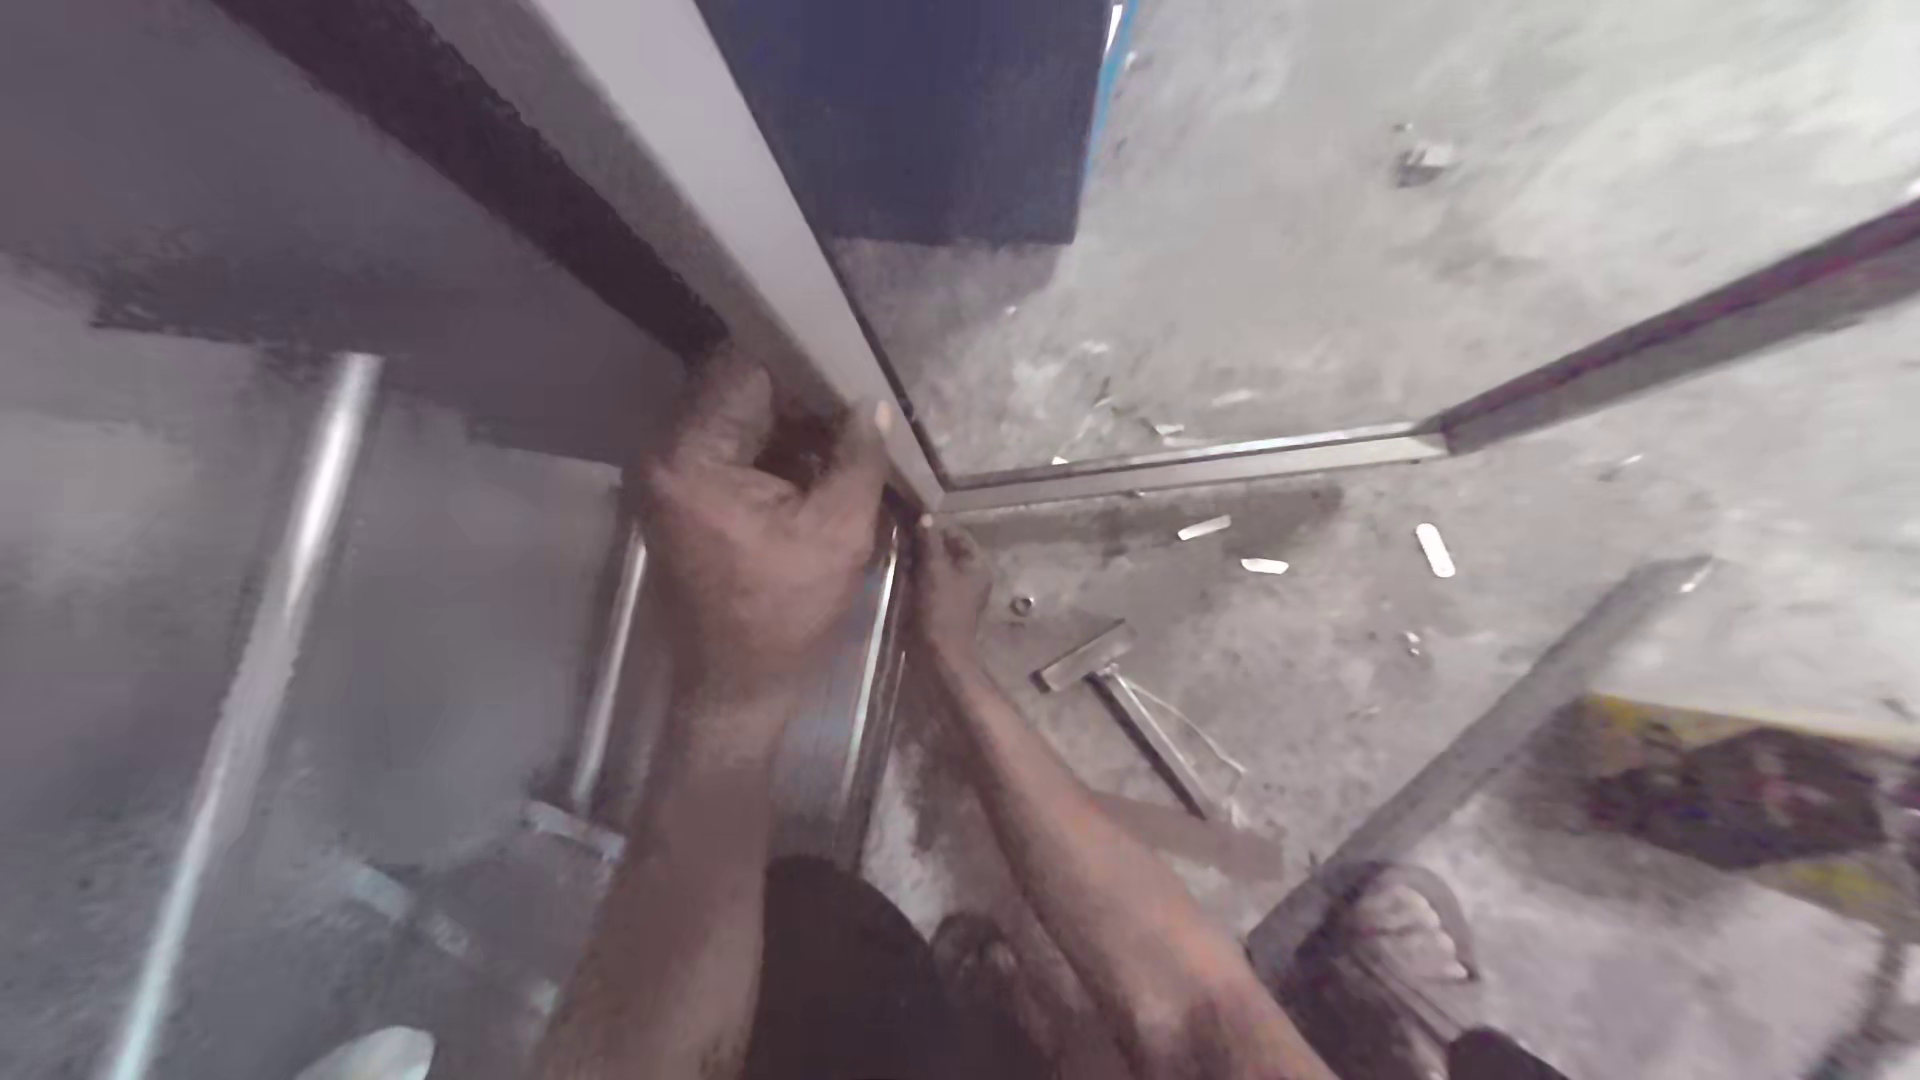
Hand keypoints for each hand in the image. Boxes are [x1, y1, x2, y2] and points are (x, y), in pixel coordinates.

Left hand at [639, 355, 890, 720]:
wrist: (740, 684)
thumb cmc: (787, 615)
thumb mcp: (839, 532)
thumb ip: (858, 458)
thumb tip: (872, 404)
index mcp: (693, 459)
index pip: (745, 372)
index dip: (801, 363)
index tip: (849, 364)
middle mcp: (667, 456)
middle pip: (738, 392)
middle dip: (801, 396)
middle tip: (857, 402)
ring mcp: (673, 477)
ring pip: (740, 420)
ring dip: (794, 425)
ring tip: (848, 432)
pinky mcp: (688, 497)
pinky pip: (737, 451)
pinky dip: (779, 452)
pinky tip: (823, 462)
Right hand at [912, 519, 992, 657]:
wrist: (939, 653)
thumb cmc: (941, 609)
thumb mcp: (935, 570)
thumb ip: (930, 541)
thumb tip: (926, 516)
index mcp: (977, 565)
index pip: (957, 534)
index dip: (936, 526)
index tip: (911, 520)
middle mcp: (970, 575)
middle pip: (946, 549)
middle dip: (924, 543)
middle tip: (901, 536)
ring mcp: (955, 591)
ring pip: (935, 565)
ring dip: (918, 558)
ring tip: (898, 552)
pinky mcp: (941, 603)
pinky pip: (928, 581)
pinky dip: (916, 574)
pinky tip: (900, 571)